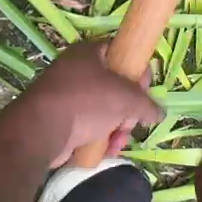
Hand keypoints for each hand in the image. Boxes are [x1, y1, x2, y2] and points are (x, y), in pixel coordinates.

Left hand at [11, 42, 161, 167]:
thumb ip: (146, 103)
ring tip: (119, 140)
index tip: (146, 90)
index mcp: (89, 52)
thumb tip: (158, 112)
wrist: (43, 128)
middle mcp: (77, 69)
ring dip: (118, 127)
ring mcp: (68, 93)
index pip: (120, 52)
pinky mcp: (63, 117)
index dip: (137, 70)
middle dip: (129, 108)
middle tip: (131, 121)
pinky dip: (102, 136)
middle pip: (115, 86)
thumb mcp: (125, 98)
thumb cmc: (86, 101)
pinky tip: (108, 149)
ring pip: (105, 109)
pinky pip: (91, 124)